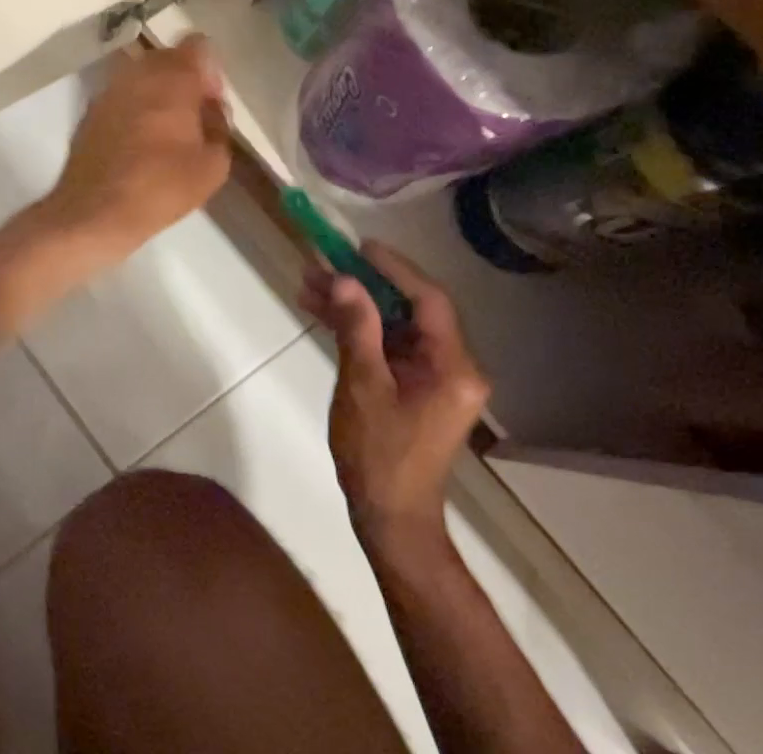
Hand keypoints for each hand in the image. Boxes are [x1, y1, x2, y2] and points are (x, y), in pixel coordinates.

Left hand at [38, 36, 230, 261]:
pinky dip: (132, 112)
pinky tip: (138, 146)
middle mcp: (136, 74)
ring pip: (140, 79)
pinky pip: (120, 100)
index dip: (210, 72)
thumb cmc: (160, 188)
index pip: (199, 46)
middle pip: (167, 59)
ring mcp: (107, 92)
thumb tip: (210, 110)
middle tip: (191, 120)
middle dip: (183, 82)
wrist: (94, 214)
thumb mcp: (213, 165)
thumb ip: (219, 126)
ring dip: (156, 97)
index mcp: (172, 77)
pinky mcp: (88, 114)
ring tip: (164, 135)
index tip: (210, 104)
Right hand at [298, 241, 488, 544]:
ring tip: (309, 286)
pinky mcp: (417, 390)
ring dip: (355, 308)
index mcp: (453, 367)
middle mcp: (454, 368)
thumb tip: (343, 280)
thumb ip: (356, 329)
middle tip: (320, 265)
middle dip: (364, 286)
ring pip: (395, 328)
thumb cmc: (377, 454)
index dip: (393, 269)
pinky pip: (390, 349)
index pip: (429, 301)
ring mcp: (436, 380)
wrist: (389, 514)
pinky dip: (360, 333)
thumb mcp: (361, 387)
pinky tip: (323, 315)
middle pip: (410, 311)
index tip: (358, 248)